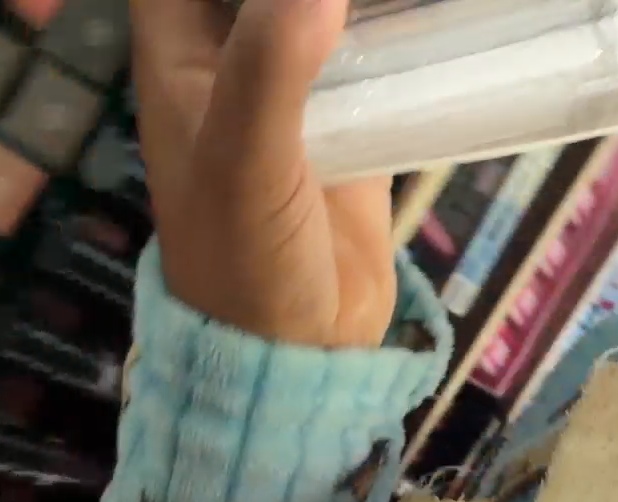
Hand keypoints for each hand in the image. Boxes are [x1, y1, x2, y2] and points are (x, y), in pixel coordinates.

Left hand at [130, 0, 396, 348]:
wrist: (304, 350)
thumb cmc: (246, 259)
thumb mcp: (244, 158)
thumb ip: (273, 62)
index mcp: (183, 53)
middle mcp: (241, 59)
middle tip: (356, 2)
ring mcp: (305, 96)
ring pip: (330, 13)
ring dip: (363, 5)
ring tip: (405, 3)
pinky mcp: (361, 134)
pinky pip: (384, 70)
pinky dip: (405, 41)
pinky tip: (434, 21)